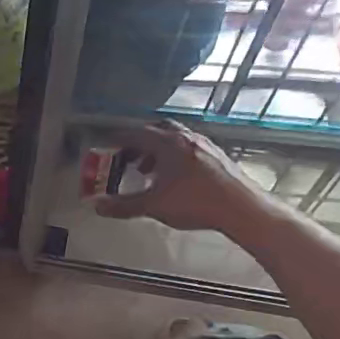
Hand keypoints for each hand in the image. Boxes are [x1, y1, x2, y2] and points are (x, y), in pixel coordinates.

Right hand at [90, 120, 281, 237]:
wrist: (242, 209)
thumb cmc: (194, 202)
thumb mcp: (152, 205)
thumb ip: (122, 205)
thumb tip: (97, 206)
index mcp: (168, 144)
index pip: (136, 133)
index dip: (118, 139)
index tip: (106, 147)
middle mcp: (187, 138)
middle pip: (158, 129)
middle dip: (139, 142)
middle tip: (127, 157)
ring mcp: (206, 146)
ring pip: (176, 139)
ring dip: (157, 150)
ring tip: (148, 170)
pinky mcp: (218, 157)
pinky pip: (189, 148)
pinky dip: (174, 157)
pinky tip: (173, 178)